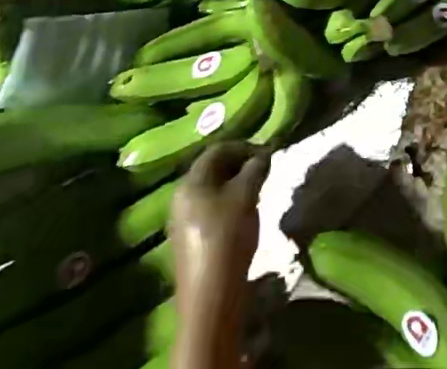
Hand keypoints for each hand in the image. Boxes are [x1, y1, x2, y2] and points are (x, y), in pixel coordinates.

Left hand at [169, 144, 268, 289]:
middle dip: (239, 166)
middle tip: (263, 172)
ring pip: (211, 191)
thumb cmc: (227, 239)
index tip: (266, 154)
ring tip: (257, 193)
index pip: (217, 149)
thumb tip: (263, 154)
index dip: (243, 147)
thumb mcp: (246, 198)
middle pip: (211, 169)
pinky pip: (208, 210)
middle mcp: (180, 196)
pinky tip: (243, 217)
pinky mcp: (188, 241)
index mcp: (190, 181)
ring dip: (234, 186)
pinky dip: (227, 205)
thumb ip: (254, 171)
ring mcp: (181, 220)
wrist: (210, 300)